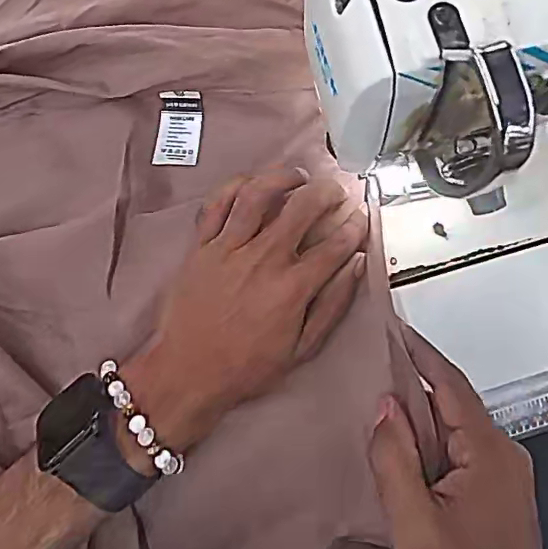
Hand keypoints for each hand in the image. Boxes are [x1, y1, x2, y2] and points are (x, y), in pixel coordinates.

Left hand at [122, 168, 369, 459]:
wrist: (187, 372)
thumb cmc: (245, 366)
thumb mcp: (302, 349)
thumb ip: (333, 305)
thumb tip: (355, 267)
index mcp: (291, 288)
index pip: (334, 246)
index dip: (353, 227)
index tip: (360, 219)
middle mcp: (262, 260)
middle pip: (301, 208)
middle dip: (326, 192)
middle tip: (335, 190)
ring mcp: (228, 249)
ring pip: (258, 195)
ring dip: (283, 178)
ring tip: (297, 176)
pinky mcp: (201, 246)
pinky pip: (217, 204)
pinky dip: (235, 186)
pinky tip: (251, 183)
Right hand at [368, 334, 547, 548]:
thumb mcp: (415, 527)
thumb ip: (395, 459)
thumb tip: (384, 404)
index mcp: (491, 455)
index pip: (452, 385)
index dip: (421, 352)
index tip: (393, 326)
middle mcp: (506, 457)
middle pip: (454, 404)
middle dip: (414, 383)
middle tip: (372, 363)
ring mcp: (508, 478)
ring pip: (456, 429)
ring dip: (421, 416)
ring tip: (378, 400)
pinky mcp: (501, 497)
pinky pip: (461, 452)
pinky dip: (432, 442)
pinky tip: (403, 448)